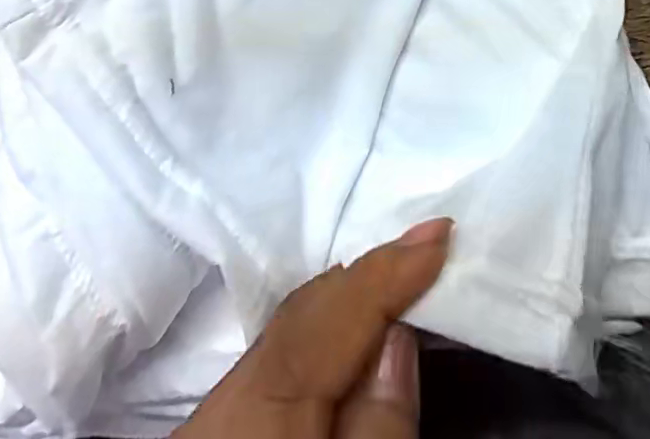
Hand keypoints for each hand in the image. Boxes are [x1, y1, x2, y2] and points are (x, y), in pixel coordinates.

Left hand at [175, 217, 451, 438]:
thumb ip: (378, 425)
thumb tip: (398, 337)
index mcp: (251, 416)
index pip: (326, 318)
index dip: (386, 269)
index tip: (441, 230)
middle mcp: (217, 404)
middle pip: (301, 315)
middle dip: (369, 274)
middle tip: (429, 243)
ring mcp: (208, 414)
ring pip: (287, 329)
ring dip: (349, 297)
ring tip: (403, 268)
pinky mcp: (216, 426)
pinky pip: (276, 354)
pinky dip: (322, 327)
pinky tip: (352, 321)